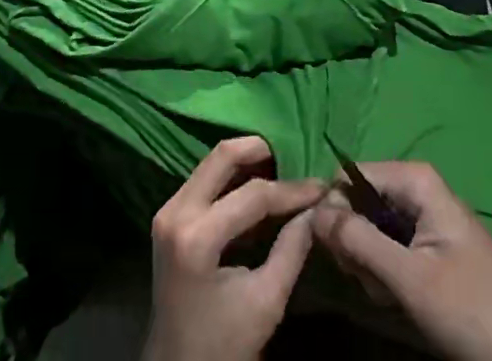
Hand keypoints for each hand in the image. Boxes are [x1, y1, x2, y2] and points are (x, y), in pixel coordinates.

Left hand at [144, 137, 323, 360]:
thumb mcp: (266, 300)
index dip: (292, 189)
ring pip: (213, 162)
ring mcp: (168, 211)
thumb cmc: (223, 343)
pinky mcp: (170, 215)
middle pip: (223, 155)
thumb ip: (293, 248)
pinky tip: (262, 186)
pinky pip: (205, 178)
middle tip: (297, 157)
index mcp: (196, 237)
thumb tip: (319, 207)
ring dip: (249, 160)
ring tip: (285, 169)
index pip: (253, 194)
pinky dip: (235, 176)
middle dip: (263, 150)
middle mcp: (175, 212)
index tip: (322, 187)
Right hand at [313, 161, 491, 360]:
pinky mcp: (423, 246)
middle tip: (372, 279)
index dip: (334, 209)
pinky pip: (384, 249)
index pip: (349, 176)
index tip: (332, 249)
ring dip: (368, 266)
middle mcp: (416, 189)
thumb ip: (359, 240)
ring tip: (390, 294)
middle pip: (357, 202)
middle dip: (355, 244)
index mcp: (415, 180)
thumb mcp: (409, 276)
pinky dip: (382, 274)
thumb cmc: (471, 307)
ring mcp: (420, 218)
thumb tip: (312, 212)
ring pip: (367, 230)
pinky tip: (397, 297)